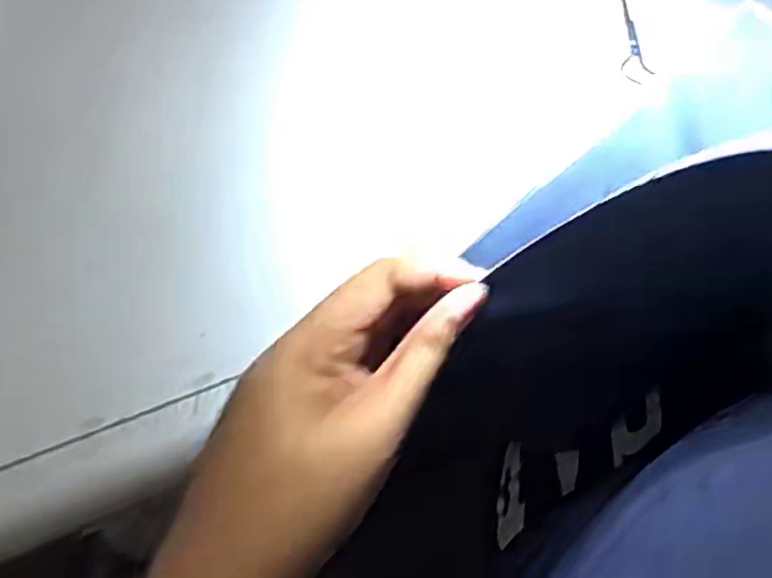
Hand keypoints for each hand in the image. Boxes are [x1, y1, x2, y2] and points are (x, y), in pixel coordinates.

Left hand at [150, 258, 487, 577]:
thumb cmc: (304, 502)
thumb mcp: (382, 419)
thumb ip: (429, 348)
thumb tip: (472, 295)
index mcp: (306, 344)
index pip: (381, 275)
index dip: (437, 269)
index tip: (483, 287)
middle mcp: (293, 346)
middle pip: (371, 290)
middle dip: (430, 287)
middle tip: (477, 304)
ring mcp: (289, 370)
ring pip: (364, 317)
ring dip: (414, 313)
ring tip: (459, 323)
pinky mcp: (293, 393)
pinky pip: (353, 345)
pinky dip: (393, 339)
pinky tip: (420, 352)